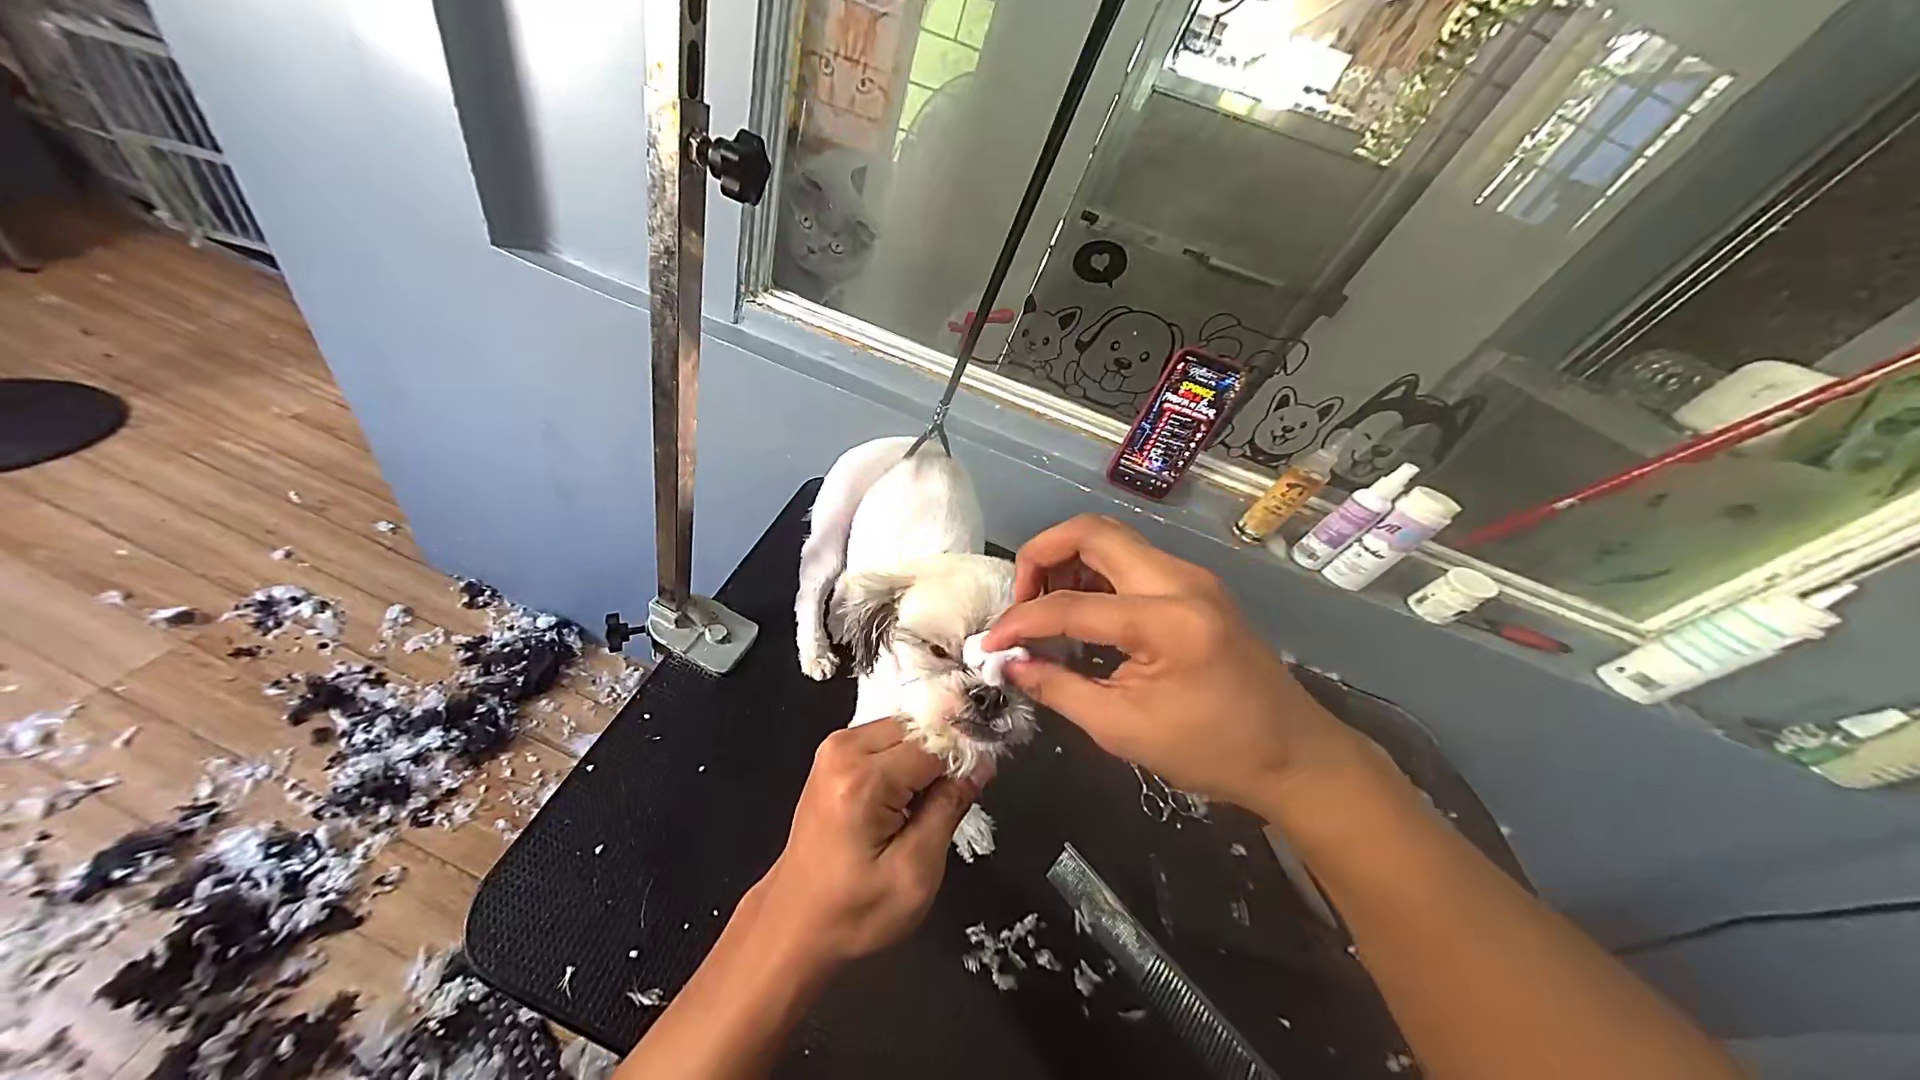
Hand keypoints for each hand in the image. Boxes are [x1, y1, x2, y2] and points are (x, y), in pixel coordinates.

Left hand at [748, 720, 979, 966]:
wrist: (796, 923)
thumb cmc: (854, 911)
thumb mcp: (917, 872)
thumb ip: (950, 808)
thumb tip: (981, 763)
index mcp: (862, 780)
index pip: (935, 743)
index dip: (966, 758)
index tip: (983, 780)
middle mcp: (843, 749)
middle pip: (919, 728)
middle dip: (944, 756)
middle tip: (953, 800)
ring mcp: (835, 747)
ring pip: (906, 729)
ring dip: (925, 758)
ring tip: (925, 804)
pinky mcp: (835, 754)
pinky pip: (888, 738)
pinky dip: (907, 760)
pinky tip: (907, 795)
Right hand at [984, 515, 1377, 816]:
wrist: (1294, 755)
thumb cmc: (1211, 752)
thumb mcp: (1122, 729)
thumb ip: (1058, 688)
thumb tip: (1010, 663)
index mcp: (1166, 621)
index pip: (1071, 605)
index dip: (1021, 621)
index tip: (990, 642)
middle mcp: (1181, 581)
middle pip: (1093, 531)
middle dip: (1042, 556)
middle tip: (1021, 601)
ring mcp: (1192, 577)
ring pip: (1112, 538)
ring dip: (1068, 560)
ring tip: (1046, 607)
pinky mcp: (1195, 586)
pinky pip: (1132, 560)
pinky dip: (1095, 573)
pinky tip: (1082, 611)